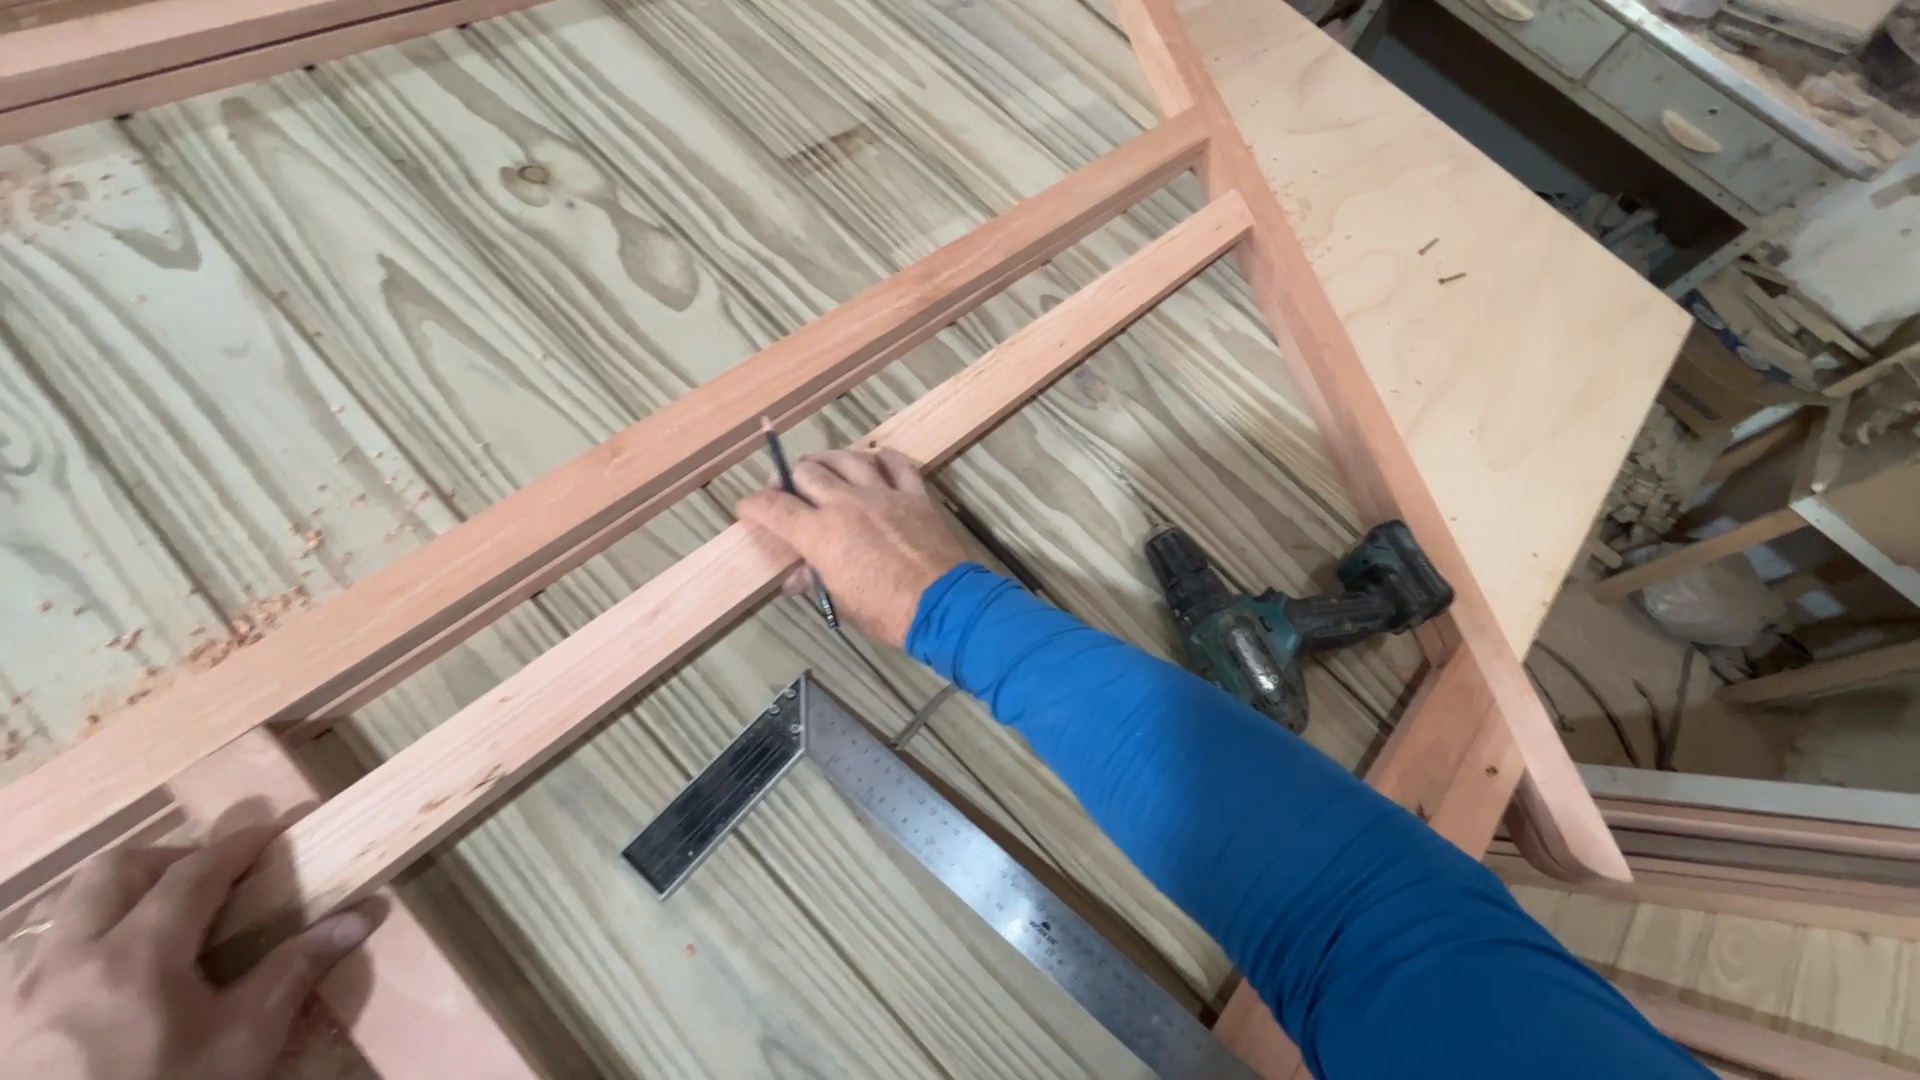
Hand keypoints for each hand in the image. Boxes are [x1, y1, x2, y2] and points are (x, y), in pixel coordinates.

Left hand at [1, 824, 374, 1079]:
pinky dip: (88, 937)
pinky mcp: (5, 1029)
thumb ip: (299, 966)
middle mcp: (66, 964)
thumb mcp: (246, 1039)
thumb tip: (365, 913)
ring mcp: (20, 999)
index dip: (241, 844)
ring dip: (121, 896)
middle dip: (171, 858)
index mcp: (133, 958)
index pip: (193, 872)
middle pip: (110, 872)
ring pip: (64, 910)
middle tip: (217, 880)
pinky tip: (120, 973)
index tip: (279, 833)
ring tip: (167, 922)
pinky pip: (42, 955)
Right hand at [737, 447, 970, 647]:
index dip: (753, 505)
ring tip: (821, 467)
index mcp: (820, 533)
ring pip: (847, 459)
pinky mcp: (914, 495)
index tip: (747, 508)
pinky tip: (876, 457)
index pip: (773, 508)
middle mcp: (846, 503)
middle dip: (788, 478)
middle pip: (807, 472)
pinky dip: (883, 457)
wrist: (942, 605)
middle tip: (786, 488)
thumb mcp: (841, 600)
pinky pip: (897, 464)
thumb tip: (797, 577)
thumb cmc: (885, 611)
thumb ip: (816, 578)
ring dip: (828, 460)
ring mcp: (882, 494)